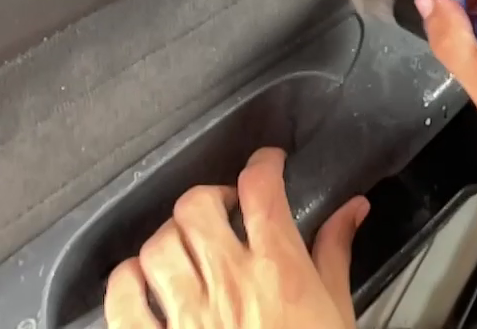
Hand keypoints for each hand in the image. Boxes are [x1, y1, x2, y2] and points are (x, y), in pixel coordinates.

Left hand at [104, 147, 367, 328]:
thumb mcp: (337, 309)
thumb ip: (336, 251)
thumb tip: (354, 206)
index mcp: (276, 267)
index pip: (260, 188)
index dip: (263, 163)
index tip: (268, 164)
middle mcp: (227, 282)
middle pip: (197, 205)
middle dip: (211, 197)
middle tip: (226, 209)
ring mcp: (185, 317)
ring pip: (158, 246)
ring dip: (172, 237)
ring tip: (189, 247)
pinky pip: (122, 299)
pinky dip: (128, 280)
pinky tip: (147, 280)